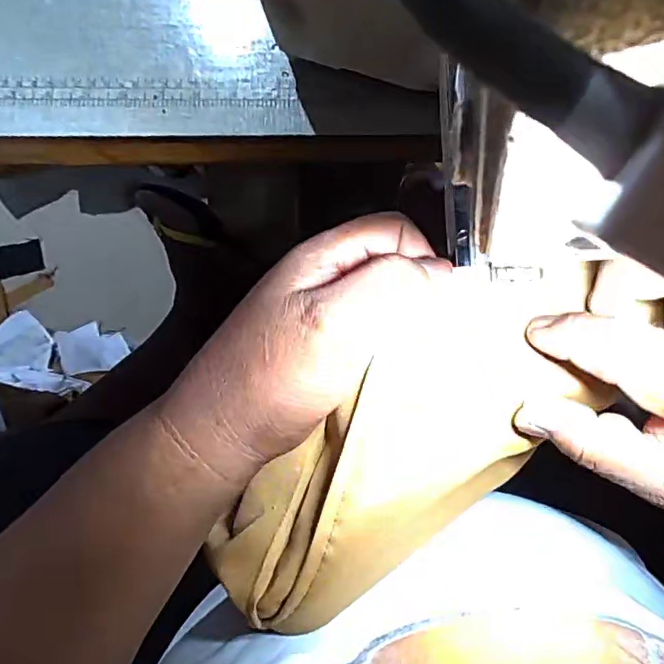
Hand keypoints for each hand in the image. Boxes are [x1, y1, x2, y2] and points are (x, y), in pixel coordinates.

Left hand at [152, 213, 449, 483]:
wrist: (222, 433)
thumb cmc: (269, 378)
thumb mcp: (331, 322)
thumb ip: (387, 286)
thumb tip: (441, 273)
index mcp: (325, 257)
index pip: (395, 231)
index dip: (425, 257)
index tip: (438, 302)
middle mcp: (328, 277)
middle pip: (395, 261)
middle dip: (422, 288)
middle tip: (431, 329)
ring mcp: (328, 312)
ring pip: (388, 296)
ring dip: (412, 317)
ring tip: (418, 349)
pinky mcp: (330, 344)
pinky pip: (377, 328)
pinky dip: (396, 341)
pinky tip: (397, 364)